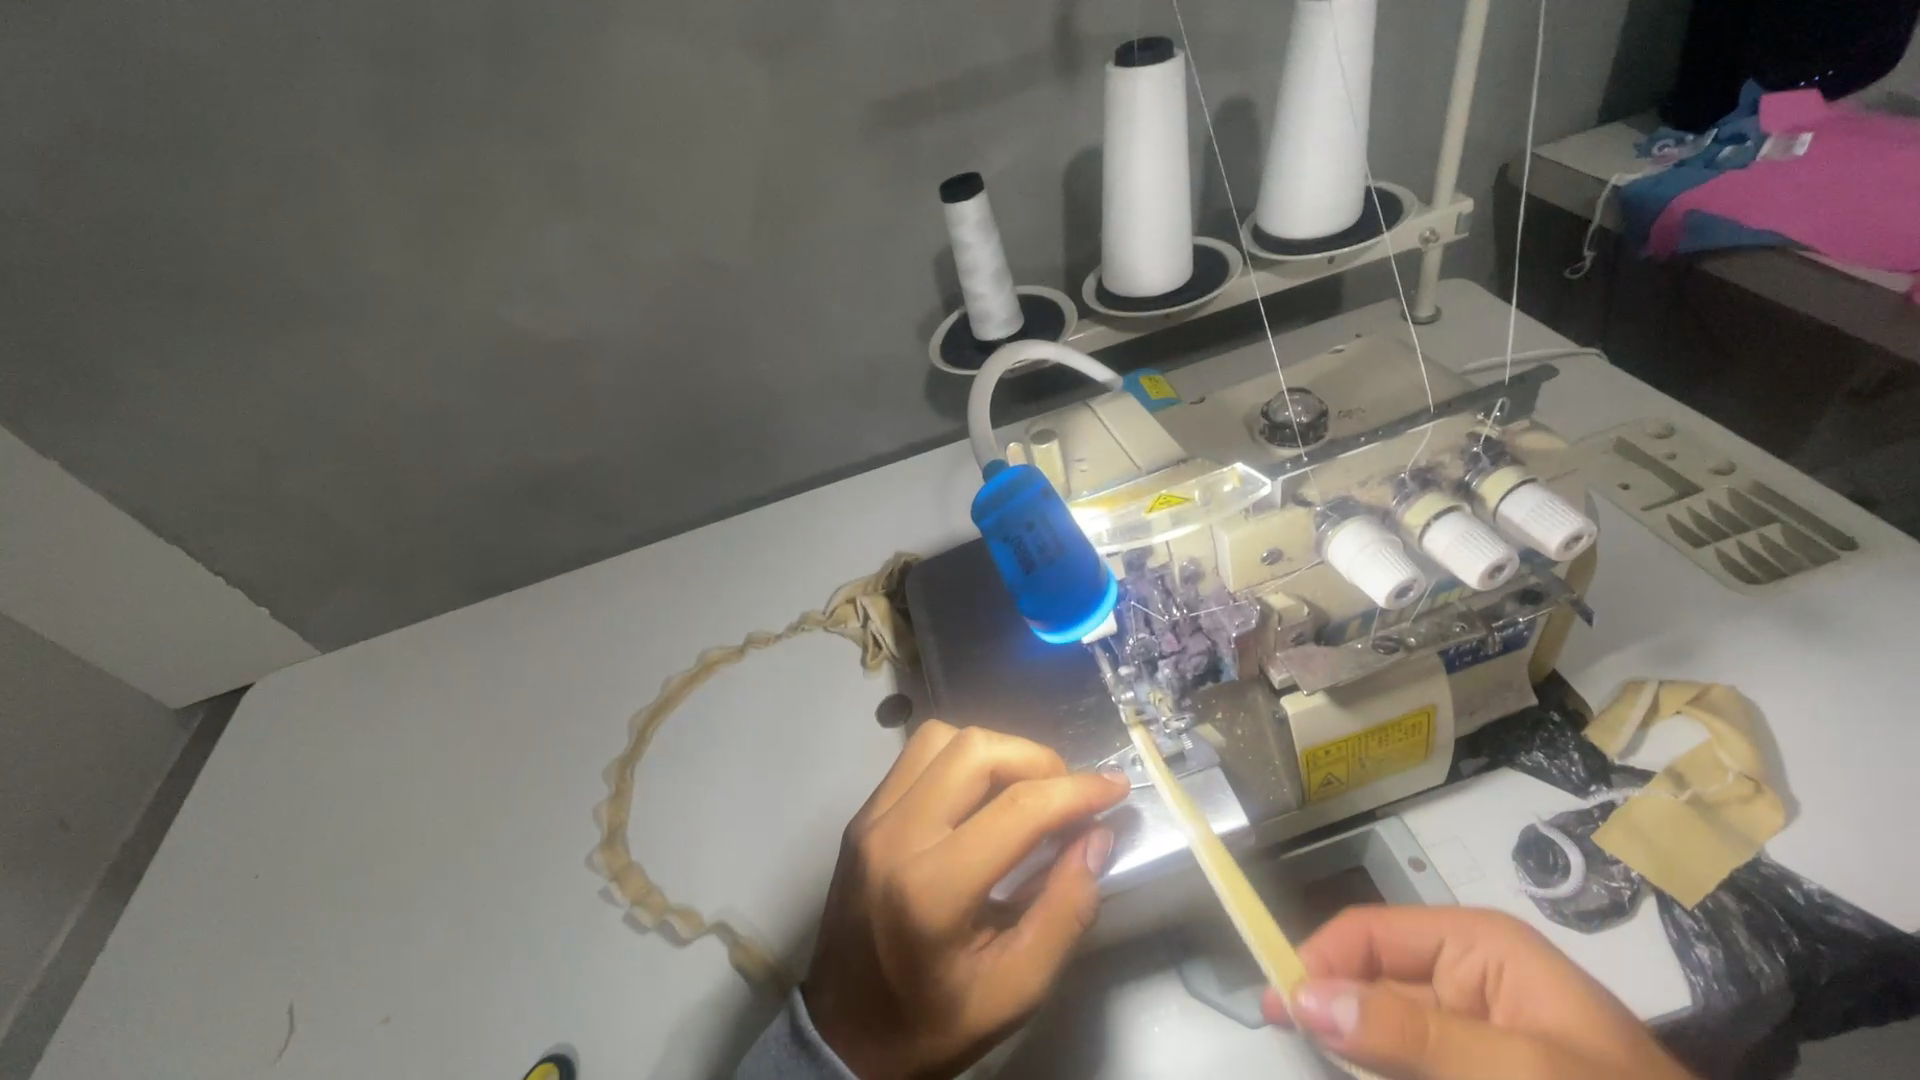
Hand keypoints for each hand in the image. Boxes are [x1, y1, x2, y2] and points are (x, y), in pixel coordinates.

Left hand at [803, 720, 1129, 1079]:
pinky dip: (961, 760)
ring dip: (996, 752)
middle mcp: (894, 837)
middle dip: (1037, 760)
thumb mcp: (1015, 990)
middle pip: (976, 751)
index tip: (1116, 787)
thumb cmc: (932, 1023)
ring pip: (941, 739)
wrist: (844, 1037)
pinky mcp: (862, 816)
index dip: (1078, 791)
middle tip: (1067, 797)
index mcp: (931, 890)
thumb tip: (1097, 836)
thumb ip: (1065, 910)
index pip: (1018, 809)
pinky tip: (982, 797)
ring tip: (1026, 791)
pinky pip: (917, 757)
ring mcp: (870, 820)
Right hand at [1263, 906, 1692, 1079]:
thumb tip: (1300, 996)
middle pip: (1365, 989)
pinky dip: (1378, 1075)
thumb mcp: (1519, 1071)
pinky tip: (1364, 1074)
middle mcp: (1463, 980)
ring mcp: (1468, 1037)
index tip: (1277, 1013)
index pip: (1365, 934)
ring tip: (1333, 1066)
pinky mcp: (1468, 1073)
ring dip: (1354, 1061)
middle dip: (1332, 1024)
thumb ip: (1409, 1034)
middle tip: (1299, 1056)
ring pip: (1377, 1039)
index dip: (1316, 963)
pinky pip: (1402, 1068)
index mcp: (1475, 946)